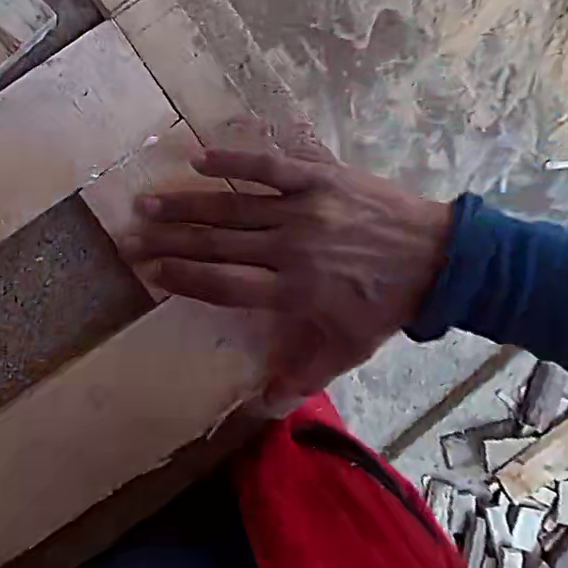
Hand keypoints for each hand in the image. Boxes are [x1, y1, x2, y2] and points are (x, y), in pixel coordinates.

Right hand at [124, 142, 452, 414]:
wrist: (436, 256)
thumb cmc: (385, 304)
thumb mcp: (347, 349)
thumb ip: (304, 375)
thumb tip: (264, 407)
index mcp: (293, 292)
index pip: (222, 284)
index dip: (182, 277)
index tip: (149, 271)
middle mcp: (289, 249)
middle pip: (217, 244)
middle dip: (170, 240)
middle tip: (131, 235)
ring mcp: (303, 210)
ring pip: (234, 206)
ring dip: (187, 204)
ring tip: (149, 202)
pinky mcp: (319, 178)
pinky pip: (270, 166)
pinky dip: (235, 161)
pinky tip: (200, 160)